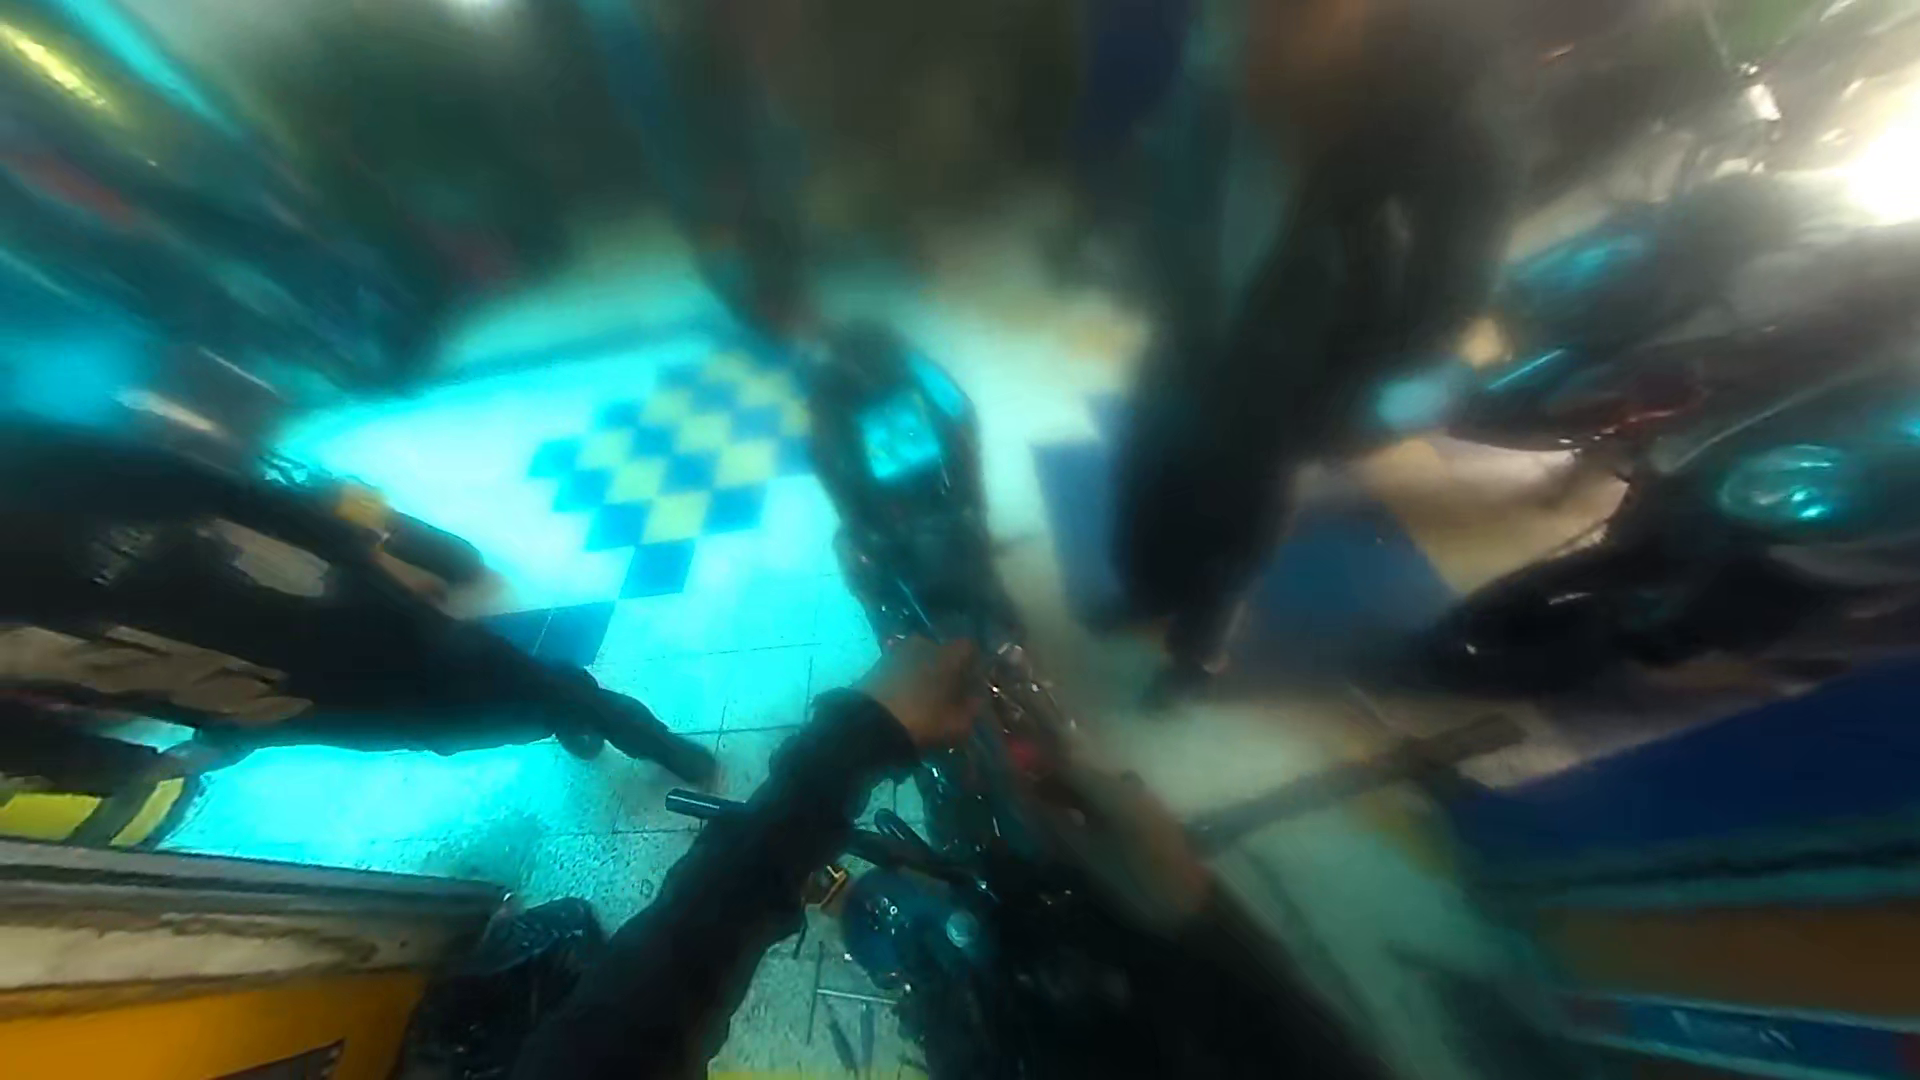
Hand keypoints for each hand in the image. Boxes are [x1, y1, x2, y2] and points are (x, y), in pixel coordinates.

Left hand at [858, 637, 981, 747]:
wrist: (868, 723)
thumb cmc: (922, 720)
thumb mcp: (958, 724)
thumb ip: (973, 708)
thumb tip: (977, 697)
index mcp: (948, 654)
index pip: (970, 647)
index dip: (974, 663)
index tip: (974, 681)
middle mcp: (924, 643)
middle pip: (943, 650)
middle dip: (947, 667)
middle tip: (949, 690)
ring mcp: (898, 650)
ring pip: (920, 657)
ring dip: (924, 671)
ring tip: (924, 695)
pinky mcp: (878, 662)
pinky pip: (901, 666)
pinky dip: (906, 677)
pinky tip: (906, 696)